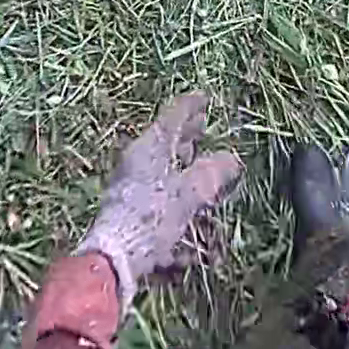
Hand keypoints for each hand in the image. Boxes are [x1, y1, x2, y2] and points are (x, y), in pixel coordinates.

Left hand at [77, 92, 241, 311]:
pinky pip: (155, 180)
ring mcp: (131, 176)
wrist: (117, 251)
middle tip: (203, 123)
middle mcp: (138, 155)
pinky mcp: (130, 199)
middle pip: (165, 136)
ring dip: (180, 155)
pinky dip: (172, 178)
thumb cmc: (153, 216)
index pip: (173, 116)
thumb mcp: (188, 194)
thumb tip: (231, 157)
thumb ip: (211, 173)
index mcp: (150, 145)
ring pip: (161, 157)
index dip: (190, 105)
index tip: (204, 97)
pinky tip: (184, 193)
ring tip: (196, 154)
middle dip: (186, 130)